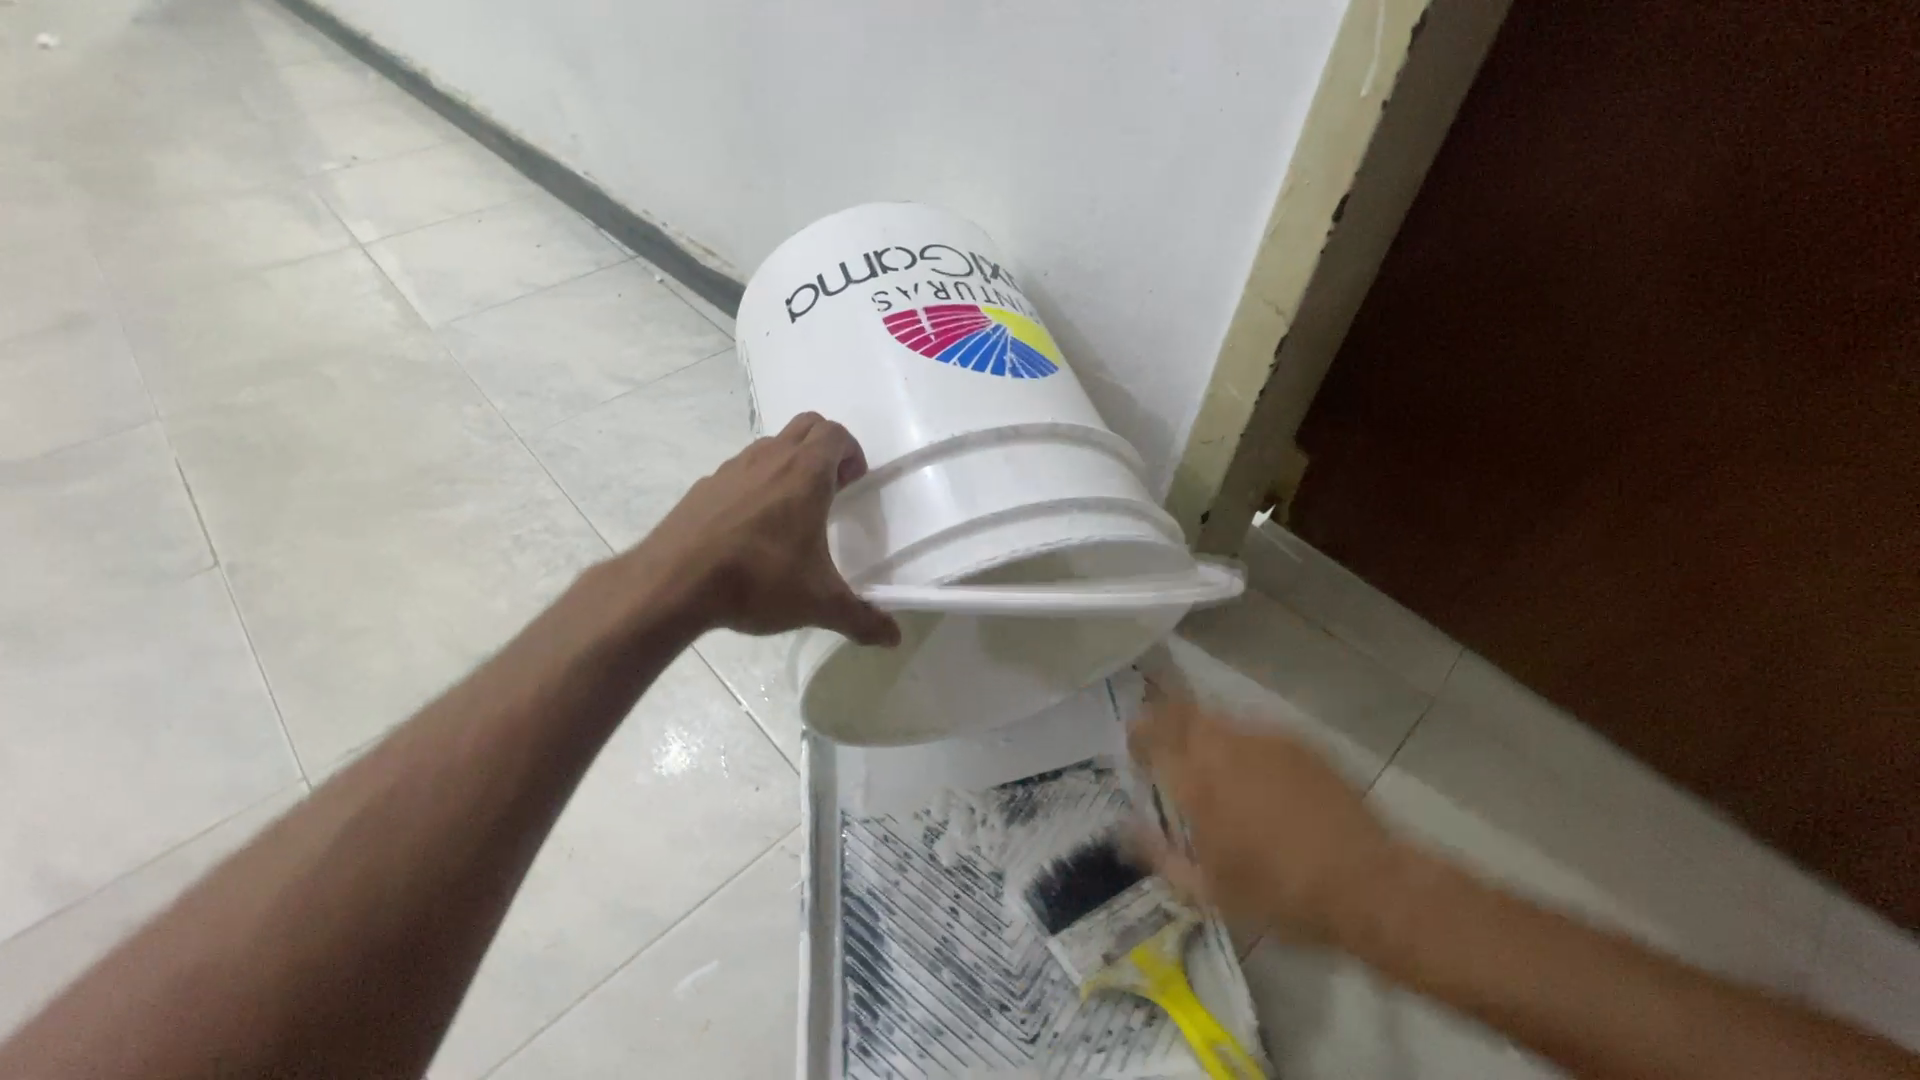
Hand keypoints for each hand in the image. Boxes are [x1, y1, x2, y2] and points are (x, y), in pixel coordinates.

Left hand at [636, 413, 900, 646]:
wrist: (673, 582)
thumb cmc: (758, 580)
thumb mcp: (818, 604)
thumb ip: (861, 618)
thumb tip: (894, 637)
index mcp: (805, 474)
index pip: (835, 434)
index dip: (851, 452)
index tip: (854, 484)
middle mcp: (769, 459)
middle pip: (805, 427)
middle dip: (825, 449)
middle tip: (831, 489)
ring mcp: (731, 470)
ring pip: (770, 447)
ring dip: (788, 465)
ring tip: (792, 511)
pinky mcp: (703, 489)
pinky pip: (739, 473)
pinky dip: (754, 486)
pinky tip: (750, 531)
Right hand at [1128, 703, 1406, 943]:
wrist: (1366, 883)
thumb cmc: (1278, 893)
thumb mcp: (1207, 889)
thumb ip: (1158, 854)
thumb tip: (1124, 830)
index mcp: (1196, 780)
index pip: (1151, 735)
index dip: (1138, 734)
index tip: (1134, 746)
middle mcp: (1226, 746)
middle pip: (1183, 711)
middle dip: (1166, 718)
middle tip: (1163, 737)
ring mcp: (1267, 739)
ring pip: (1221, 717)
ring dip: (1205, 729)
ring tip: (1209, 756)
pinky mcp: (1302, 743)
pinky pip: (1258, 730)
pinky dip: (1244, 742)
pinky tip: (1256, 771)